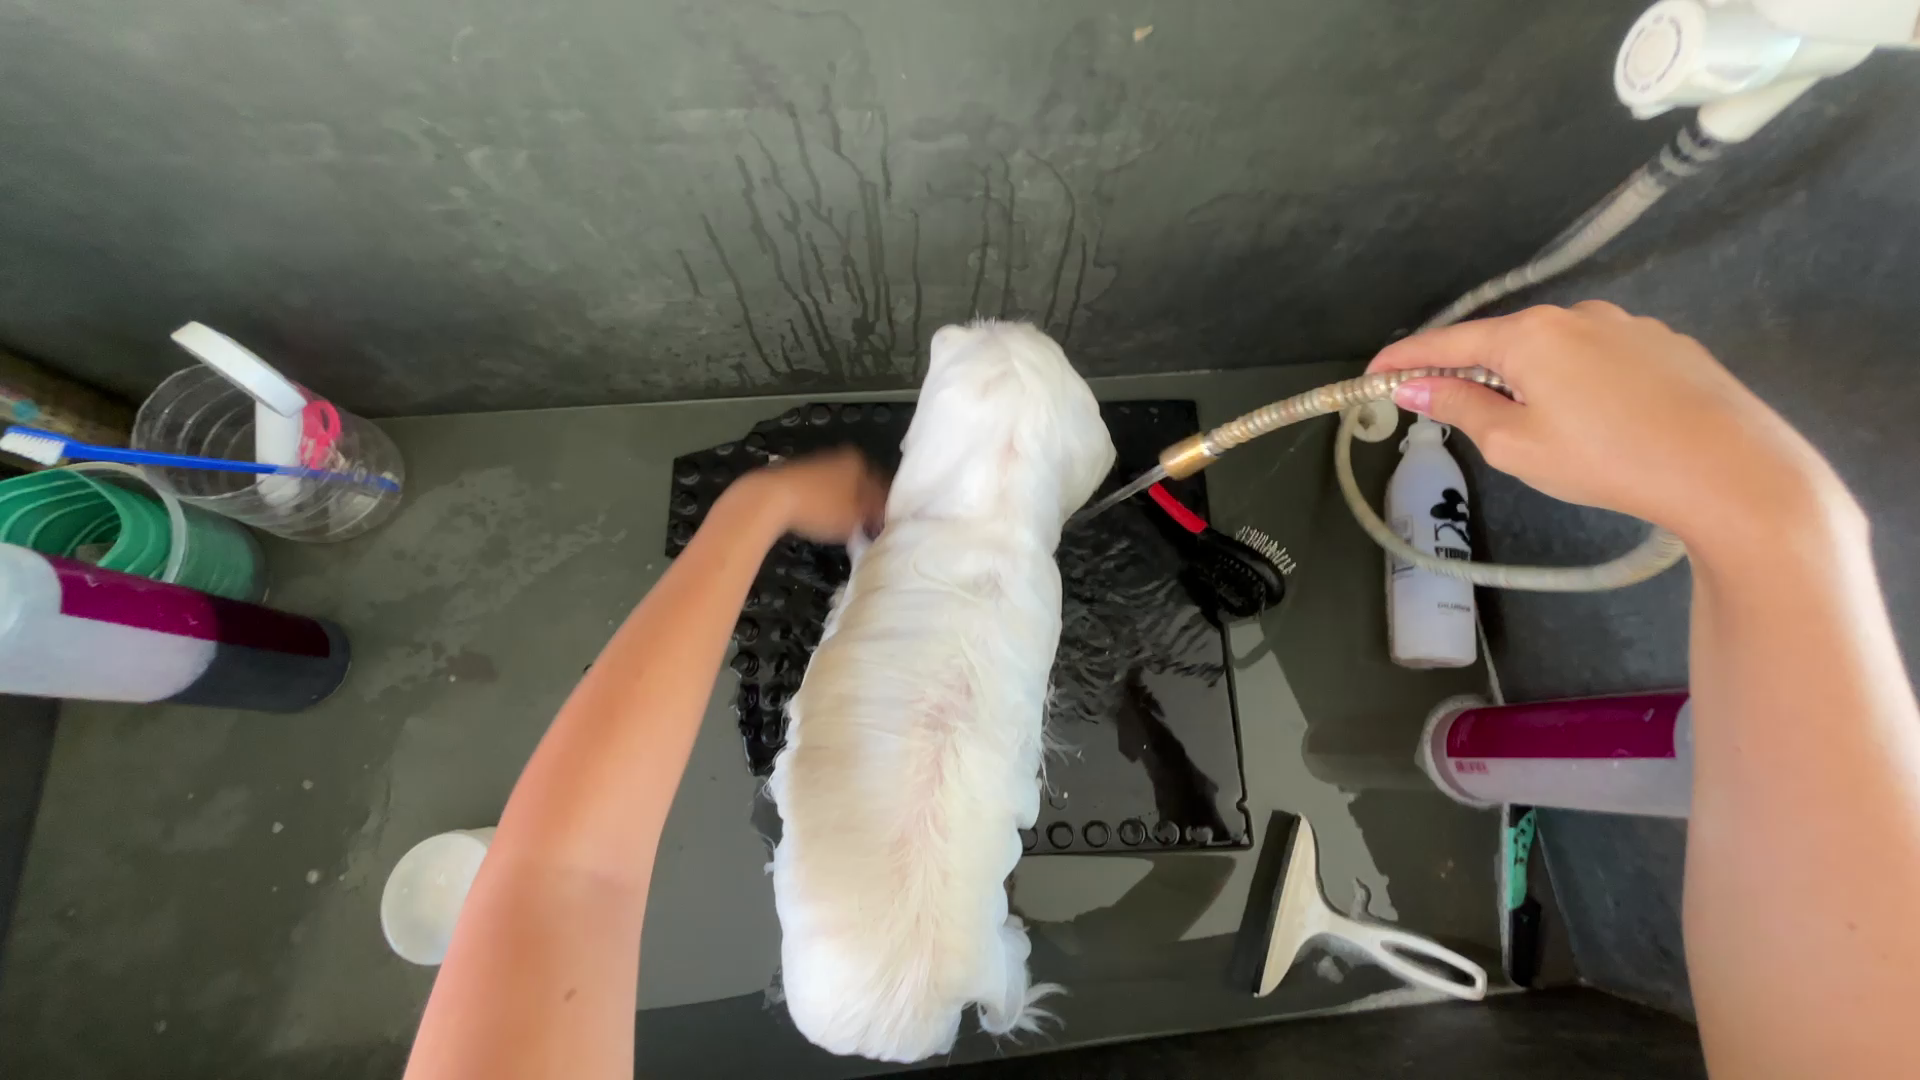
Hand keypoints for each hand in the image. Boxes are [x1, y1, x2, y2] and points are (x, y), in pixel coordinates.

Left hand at [729, 446, 887, 545]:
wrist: (770, 499)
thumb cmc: (819, 506)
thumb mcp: (855, 517)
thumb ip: (876, 516)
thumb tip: (887, 517)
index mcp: (859, 462)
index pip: (884, 486)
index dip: (888, 509)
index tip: (888, 527)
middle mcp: (841, 458)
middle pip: (863, 486)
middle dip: (867, 507)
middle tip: (870, 530)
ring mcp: (818, 465)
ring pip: (843, 489)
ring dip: (848, 507)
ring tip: (848, 529)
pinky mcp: (800, 476)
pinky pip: (824, 493)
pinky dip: (829, 505)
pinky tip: (825, 521)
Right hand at [1368, 302, 1855, 555]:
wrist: (1730, 470)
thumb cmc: (1601, 458)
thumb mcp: (1510, 442)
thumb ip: (1457, 406)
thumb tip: (1412, 386)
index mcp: (1528, 335)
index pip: (1444, 342)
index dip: (1401, 359)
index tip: (1370, 374)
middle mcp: (1574, 316)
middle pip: (1496, 341)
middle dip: (1462, 370)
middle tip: (1442, 409)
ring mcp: (1625, 325)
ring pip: (1546, 348)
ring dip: (1516, 376)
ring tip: (1520, 422)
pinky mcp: (1663, 345)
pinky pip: (1589, 355)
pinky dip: (1562, 378)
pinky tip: (1580, 416)